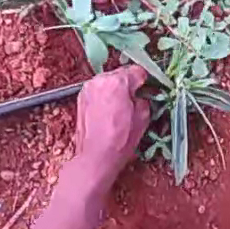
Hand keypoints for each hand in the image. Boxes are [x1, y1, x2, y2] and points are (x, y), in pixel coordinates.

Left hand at [69, 66, 148, 185]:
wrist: (95, 157)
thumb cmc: (118, 141)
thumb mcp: (142, 119)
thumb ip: (144, 101)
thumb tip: (142, 97)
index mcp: (117, 82)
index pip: (136, 71)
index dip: (145, 80)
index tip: (148, 88)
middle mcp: (99, 81)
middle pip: (120, 75)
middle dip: (129, 86)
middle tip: (136, 101)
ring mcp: (88, 89)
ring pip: (108, 82)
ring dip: (116, 91)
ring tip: (122, 109)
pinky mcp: (81, 99)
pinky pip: (98, 91)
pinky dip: (105, 97)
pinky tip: (110, 113)